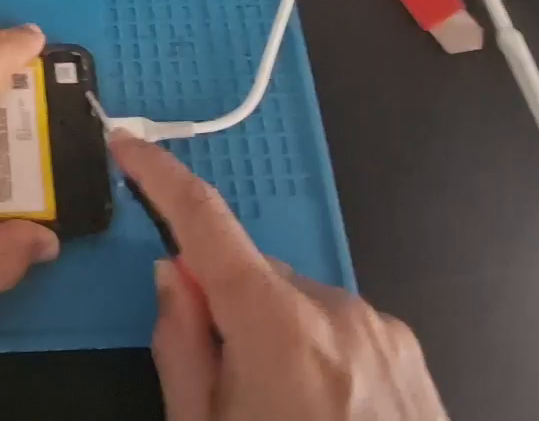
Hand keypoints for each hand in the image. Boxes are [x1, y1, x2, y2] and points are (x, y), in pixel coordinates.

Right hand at [113, 135, 447, 420]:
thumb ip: (180, 341)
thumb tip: (174, 272)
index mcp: (277, 325)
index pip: (204, 221)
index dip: (160, 175)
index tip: (127, 145)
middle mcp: (335, 308)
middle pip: (251, 273)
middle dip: (224, 301)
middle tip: (221, 376)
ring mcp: (381, 329)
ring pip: (295, 300)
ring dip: (271, 328)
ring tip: (283, 410)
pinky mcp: (411, 352)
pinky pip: (338, 325)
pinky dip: (313, 346)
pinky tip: (326, 413)